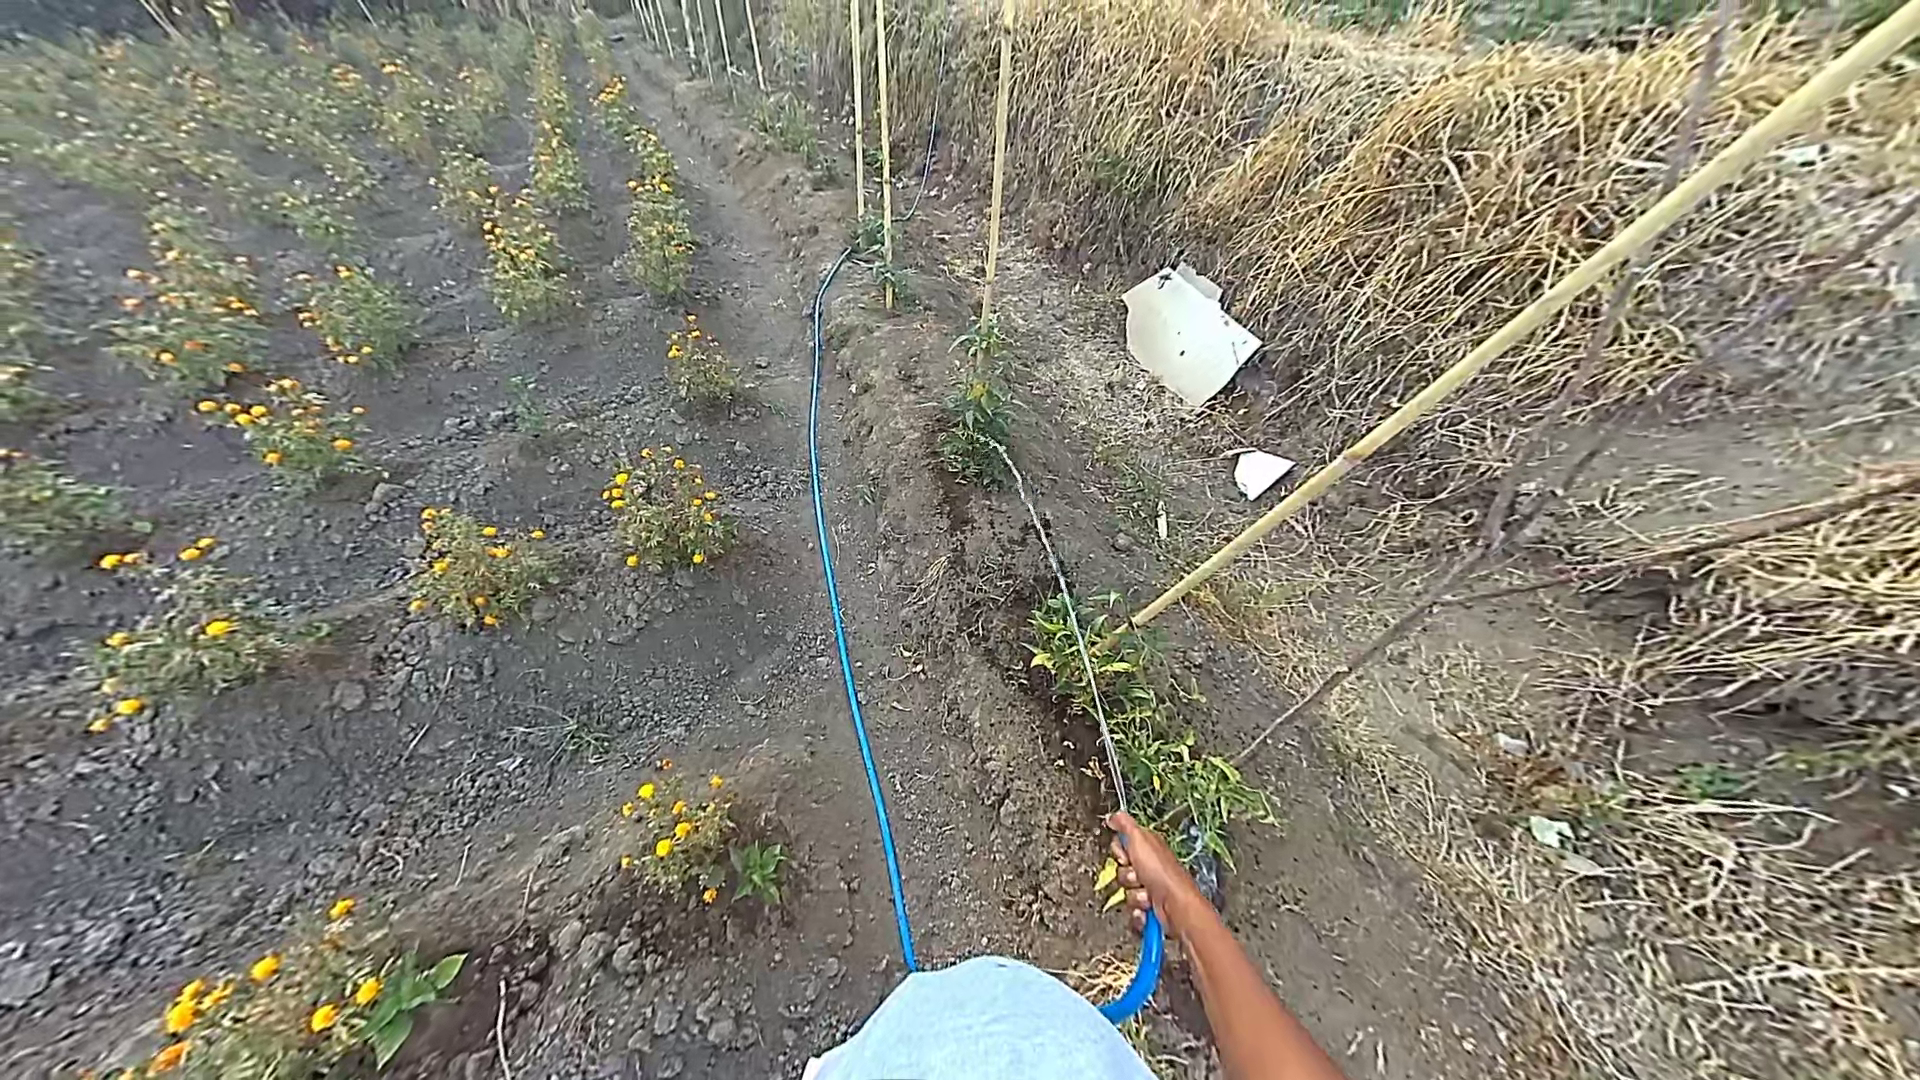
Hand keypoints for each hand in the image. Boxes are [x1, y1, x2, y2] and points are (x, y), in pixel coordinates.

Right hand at [1106, 811, 1209, 940]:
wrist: (1176, 907)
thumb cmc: (1162, 873)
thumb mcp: (1140, 839)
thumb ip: (1124, 824)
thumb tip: (1113, 815)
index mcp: (1147, 848)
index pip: (1120, 845)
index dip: (1119, 852)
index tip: (1125, 856)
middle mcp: (1149, 867)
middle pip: (1120, 869)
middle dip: (1126, 876)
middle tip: (1138, 877)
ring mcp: (1149, 889)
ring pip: (1125, 892)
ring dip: (1134, 896)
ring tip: (1147, 895)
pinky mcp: (1149, 910)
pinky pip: (1131, 913)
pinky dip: (1138, 914)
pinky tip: (1146, 911)